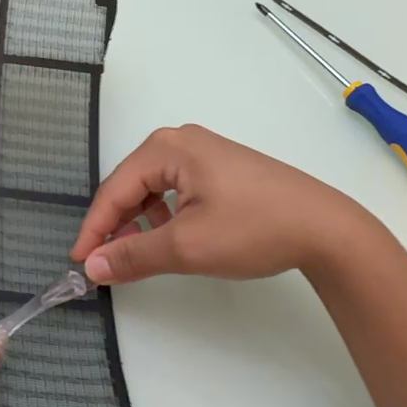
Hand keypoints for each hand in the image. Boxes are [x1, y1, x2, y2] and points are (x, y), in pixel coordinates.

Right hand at [69, 124, 381, 284]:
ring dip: (141, 220)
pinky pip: (176, 187)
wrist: (327, 228)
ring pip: (153, 187)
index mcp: (166, 148)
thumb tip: (92, 266)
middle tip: (106, 262)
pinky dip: (165, 213)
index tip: (79, 263)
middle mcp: (179, 140)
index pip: (114, 189)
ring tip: (140, 253)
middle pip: (131, 183)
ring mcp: (202, 150)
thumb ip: (134, 255)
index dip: (94, 228)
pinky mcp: (221, 165)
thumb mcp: (188, 247)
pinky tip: (173, 236)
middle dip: (117, 224)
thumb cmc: (253, 229)